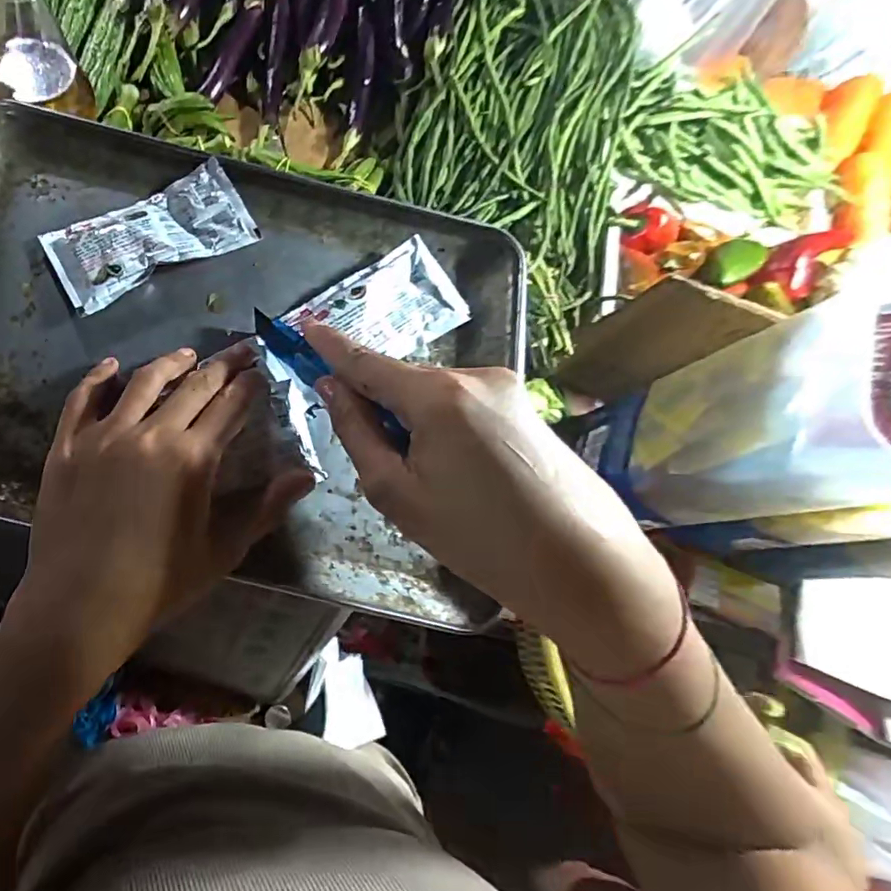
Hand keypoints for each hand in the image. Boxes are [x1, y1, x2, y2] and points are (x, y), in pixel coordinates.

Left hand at [6, 344, 313, 676]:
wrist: (80, 605)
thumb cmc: (158, 585)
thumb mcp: (220, 550)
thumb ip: (263, 508)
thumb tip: (305, 475)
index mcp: (192, 458)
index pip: (229, 406)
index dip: (248, 385)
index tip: (259, 372)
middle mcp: (149, 434)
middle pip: (193, 386)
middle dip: (222, 365)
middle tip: (239, 351)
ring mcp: (103, 435)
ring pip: (141, 382)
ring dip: (170, 363)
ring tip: (187, 355)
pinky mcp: (68, 445)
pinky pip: (83, 398)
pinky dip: (99, 377)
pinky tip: (112, 366)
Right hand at [303, 324, 675, 635]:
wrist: (586, 566)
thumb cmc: (479, 537)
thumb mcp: (397, 493)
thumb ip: (357, 433)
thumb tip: (333, 389)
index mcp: (437, 395)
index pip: (367, 361)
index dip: (331, 346)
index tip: (304, 325)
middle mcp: (473, 376)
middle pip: (402, 381)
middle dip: (378, 407)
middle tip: (380, 465)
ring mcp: (506, 388)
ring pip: (433, 397)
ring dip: (413, 425)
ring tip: (431, 485)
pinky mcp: (524, 407)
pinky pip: (462, 407)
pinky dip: (442, 430)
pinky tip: (461, 477)